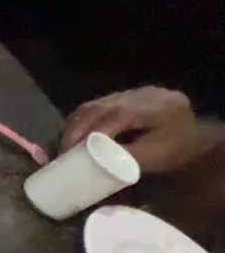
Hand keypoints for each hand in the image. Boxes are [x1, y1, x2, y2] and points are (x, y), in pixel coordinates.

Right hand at [60, 87, 216, 173]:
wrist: (190, 141)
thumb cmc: (169, 154)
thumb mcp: (147, 159)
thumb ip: (116, 156)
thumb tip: (80, 158)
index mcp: (159, 107)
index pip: (116, 115)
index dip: (88, 134)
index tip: (69, 155)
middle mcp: (146, 94)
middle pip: (99, 108)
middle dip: (74, 131)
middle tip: (61, 154)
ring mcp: (135, 93)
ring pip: (92, 106)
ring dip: (72, 127)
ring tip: (66, 147)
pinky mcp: (124, 97)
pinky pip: (94, 107)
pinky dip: (78, 123)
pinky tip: (76, 137)